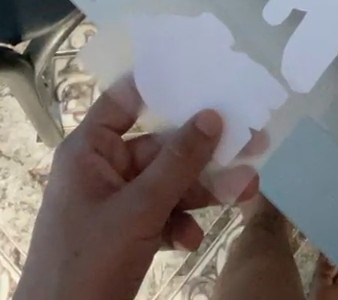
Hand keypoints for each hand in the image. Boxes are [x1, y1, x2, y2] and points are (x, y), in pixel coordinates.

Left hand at [16, 82, 251, 299]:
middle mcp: (101, 170)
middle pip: (158, 147)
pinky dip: (179, 224)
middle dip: (202, 154)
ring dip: (200, 191)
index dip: (161, 85)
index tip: (204, 75)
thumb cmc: (87, 262)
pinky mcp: (122, 237)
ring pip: (165, 184)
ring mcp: (112, 205)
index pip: (125, 100)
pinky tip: (193, 239)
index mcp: (89, 150)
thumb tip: (213, 114)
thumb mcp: (139, 210)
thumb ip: (179, 162)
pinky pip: (159, 216)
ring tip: (243, 192)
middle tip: (250, 145)